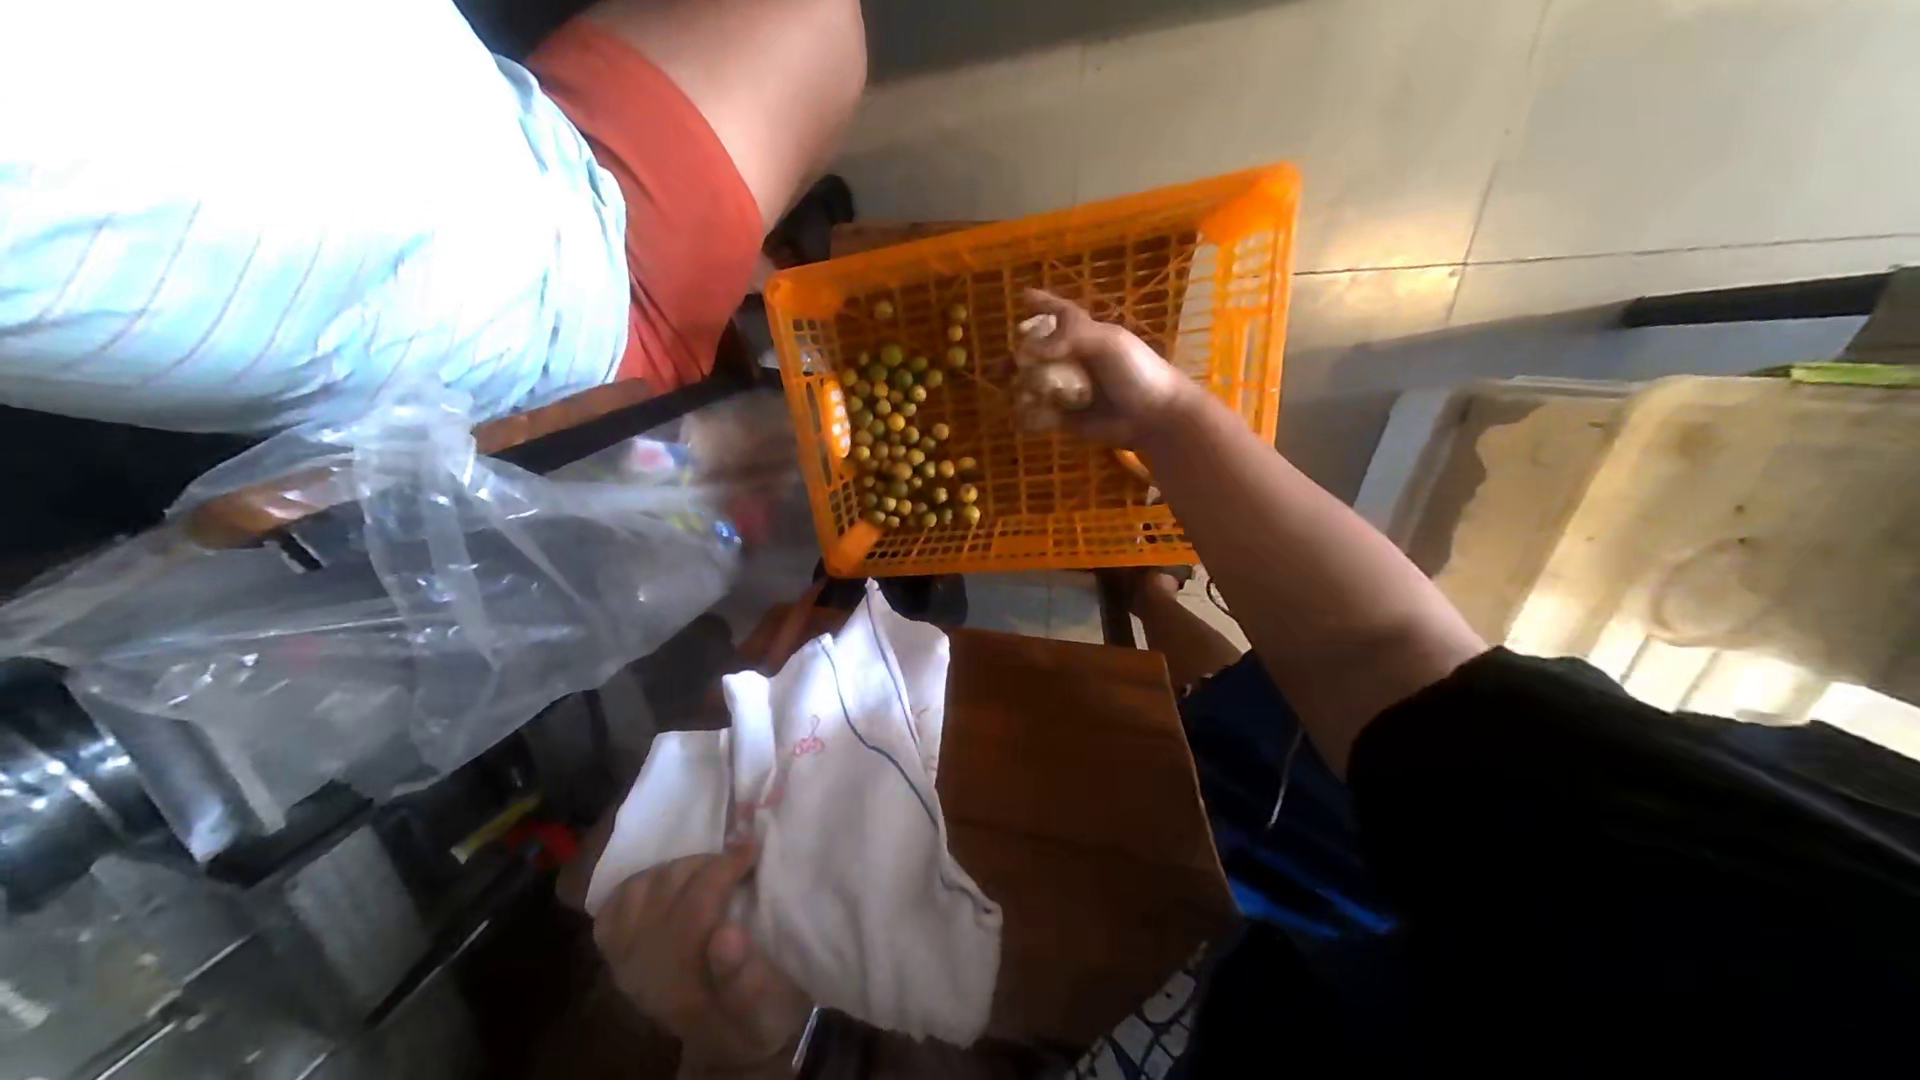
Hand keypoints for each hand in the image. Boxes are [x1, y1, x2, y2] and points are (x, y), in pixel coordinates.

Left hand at [593, 843, 811, 1074]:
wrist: (728, 1045)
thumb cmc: (755, 1019)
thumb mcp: (765, 1005)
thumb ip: (745, 978)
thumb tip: (727, 934)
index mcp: (685, 980)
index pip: (697, 904)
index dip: (726, 866)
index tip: (754, 847)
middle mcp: (646, 969)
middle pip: (667, 889)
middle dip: (708, 862)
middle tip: (741, 856)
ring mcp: (627, 963)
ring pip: (640, 890)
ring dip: (677, 869)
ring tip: (709, 869)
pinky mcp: (619, 958)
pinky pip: (613, 910)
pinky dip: (638, 887)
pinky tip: (666, 886)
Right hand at [1012, 289, 1200, 445]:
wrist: (1154, 416)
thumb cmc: (1136, 371)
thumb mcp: (1107, 342)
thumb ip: (1069, 336)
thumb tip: (1028, 351)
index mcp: (1085, 334)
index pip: (1060, 313)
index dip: (1042, 303)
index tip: (1023, 296)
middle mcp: (1073, 360)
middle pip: (1036, 353)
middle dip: (1016, 358)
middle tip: (1000, 367)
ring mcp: (1068, 390)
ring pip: (1032, 385)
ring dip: (1018, 388)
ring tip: (1011, 392)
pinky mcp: (1066, 418)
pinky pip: (1038, 415)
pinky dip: (1026, 415)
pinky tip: (1020, 416)